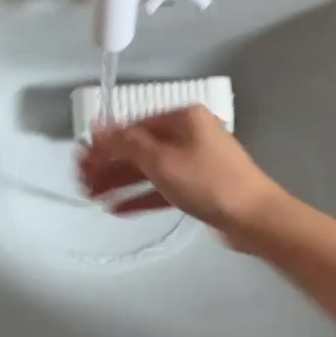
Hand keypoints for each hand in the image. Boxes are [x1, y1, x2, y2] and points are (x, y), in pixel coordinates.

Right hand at [77, 105, 287, 245]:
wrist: (255, 218)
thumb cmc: (208, 182)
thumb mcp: (163, 161)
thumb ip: (127, 144)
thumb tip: (98, 126)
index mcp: (183, 119)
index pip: (135, 126)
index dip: (106, 143)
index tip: (81, 160)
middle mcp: (189, 135)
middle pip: (140, 148)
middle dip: (109, 165)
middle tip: (81, 183)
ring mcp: (195, 162)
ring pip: (150, 170)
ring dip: (121, 182)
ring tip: (92, 198)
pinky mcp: (199, 188)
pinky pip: (163, 188)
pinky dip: (142, 196)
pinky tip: (118, 208)